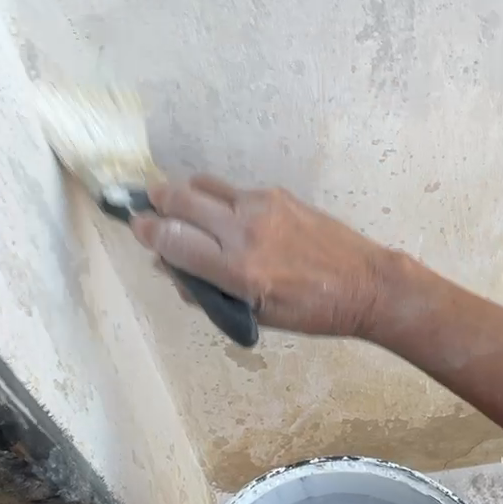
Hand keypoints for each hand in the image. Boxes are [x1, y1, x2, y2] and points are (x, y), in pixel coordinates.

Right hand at [129, 175, 393, 337]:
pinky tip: (224, 214)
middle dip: (156, 202)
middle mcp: (245, 232)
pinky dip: (217, 198)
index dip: (148, 232)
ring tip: (179, 204)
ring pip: (204, 187)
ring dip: (184, 194)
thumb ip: (210, 292)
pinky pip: (232, 189)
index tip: (136, 226)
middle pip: (180, 201)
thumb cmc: (312, 311)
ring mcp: (262, 206)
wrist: (366, 283)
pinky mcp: (277, 194)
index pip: (174, 242)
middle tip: (146, 206)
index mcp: (239, 271)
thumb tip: (171, 269)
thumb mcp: (258, 316)